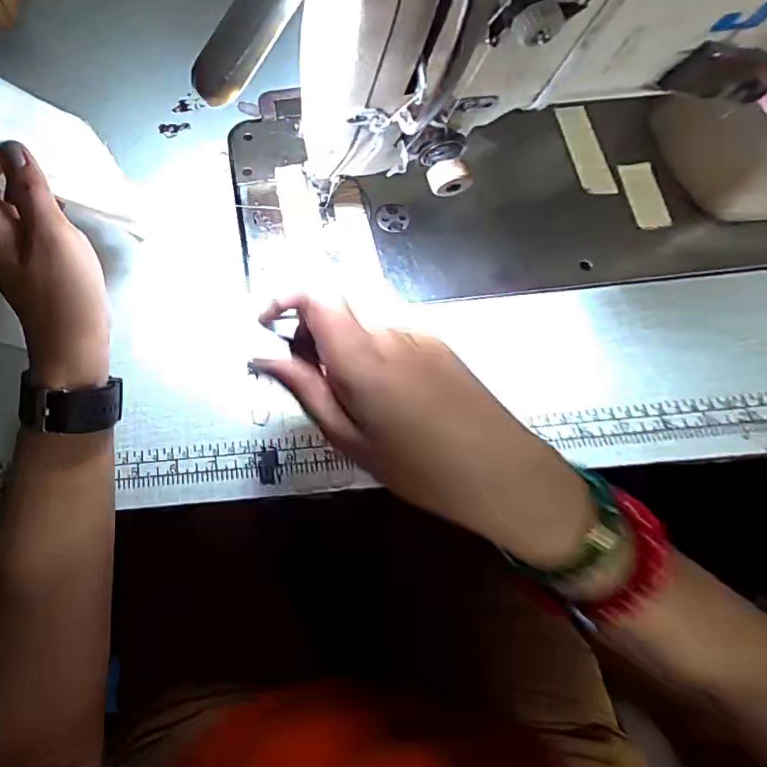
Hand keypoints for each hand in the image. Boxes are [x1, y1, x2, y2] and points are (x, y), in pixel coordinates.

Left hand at [0, 142, 109, 389]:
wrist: (74, 338)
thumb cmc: (63, 289)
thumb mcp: (50, 232)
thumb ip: (30, 189)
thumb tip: (12, 149)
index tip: (15, 159)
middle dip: (0, 166)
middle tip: (36, 168)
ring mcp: (9, 244)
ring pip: (0, 199)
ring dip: (22, 183)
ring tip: (53, 185)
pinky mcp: (29, 252)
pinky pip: (21, 215)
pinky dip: (36, 202)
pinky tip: (62, 207)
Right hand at [251, 295, 595, 568]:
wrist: (503, 472)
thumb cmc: (418, 468)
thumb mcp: (350, 438)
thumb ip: (306, 389)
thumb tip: (264, 356)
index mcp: (362, 355)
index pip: (315, 294)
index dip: (284, 299)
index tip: (265, 325)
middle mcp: (389, 331)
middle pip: (336, 310)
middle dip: (310, 335)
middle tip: (306, 381)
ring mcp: (418, 333)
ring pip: (362, 326)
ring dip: (342, 348)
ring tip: (353, 400)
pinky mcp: (438, 343)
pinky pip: (390, 337)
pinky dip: (371, 355)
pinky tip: (387, 398)